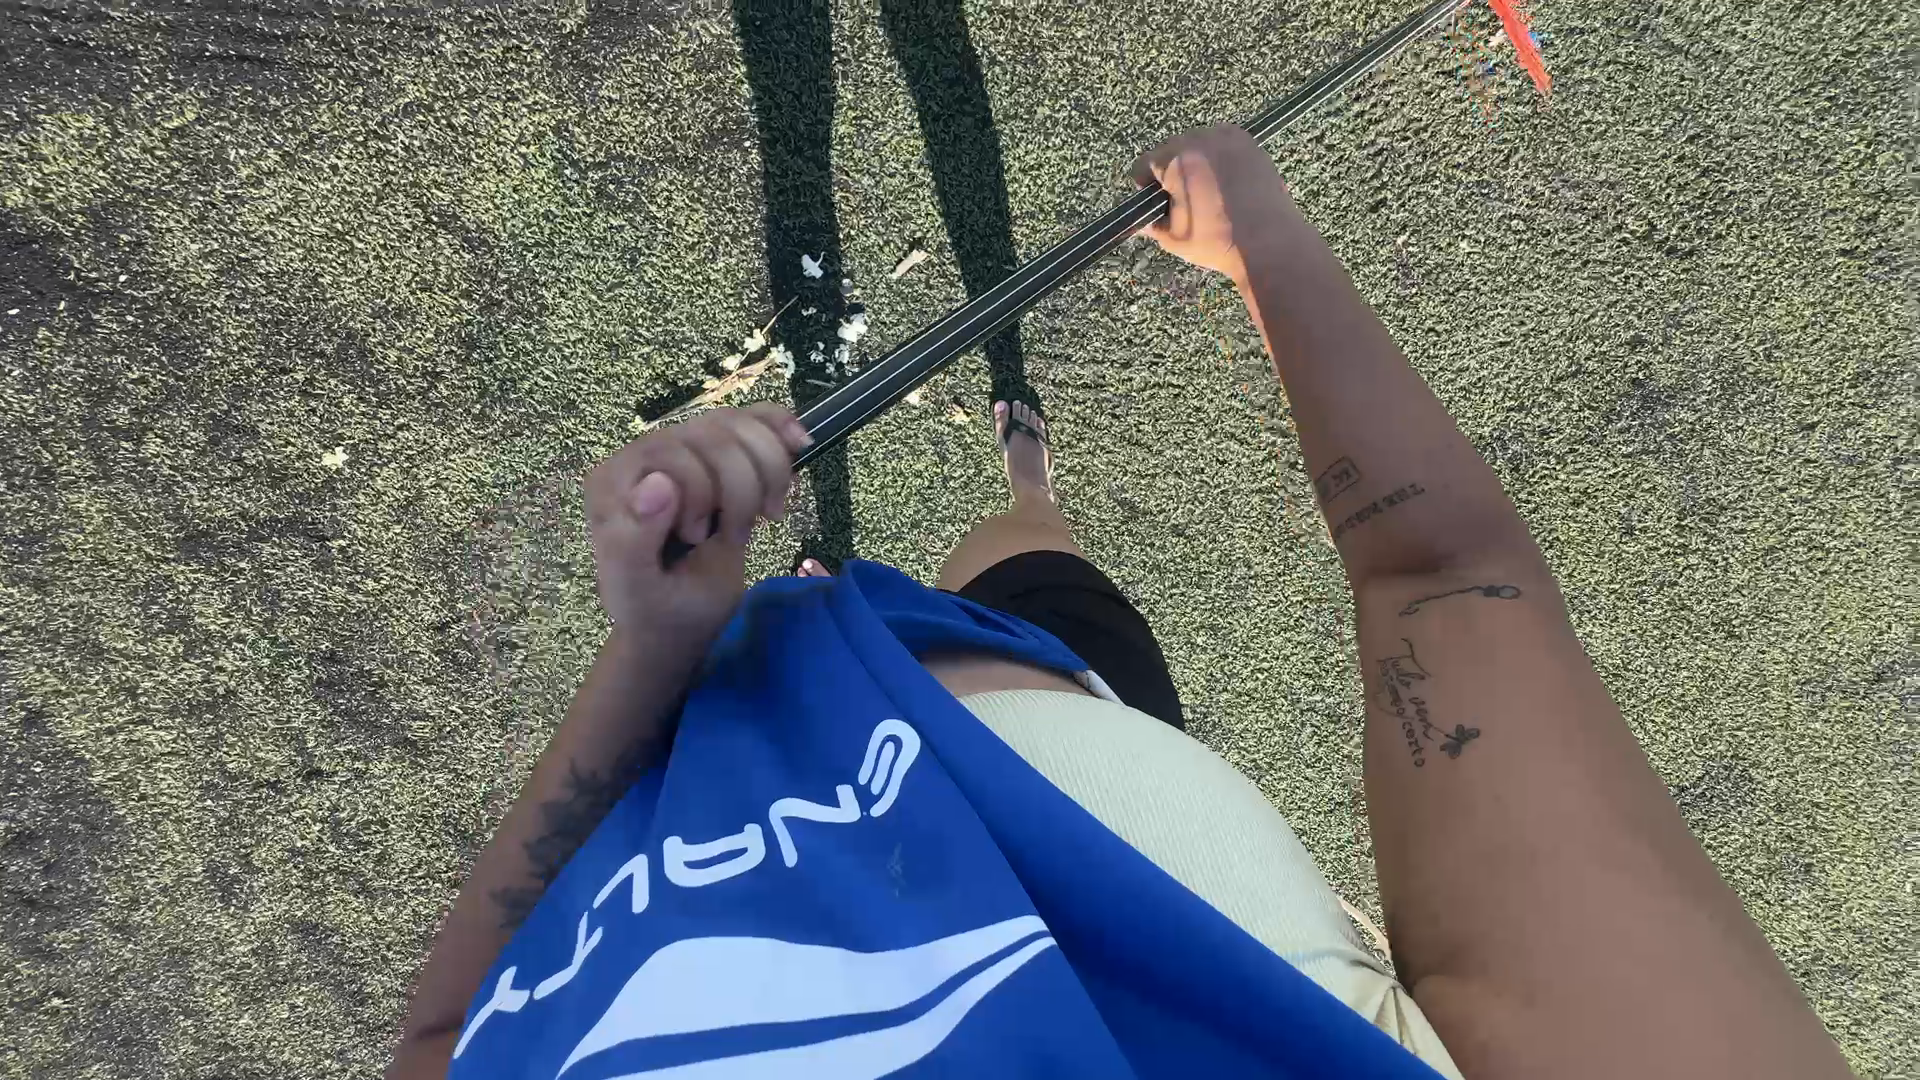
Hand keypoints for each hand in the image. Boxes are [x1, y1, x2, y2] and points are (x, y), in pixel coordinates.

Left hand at [584, 403, 810, 639]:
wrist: (682, 618)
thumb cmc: (656, 606)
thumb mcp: (638, 587)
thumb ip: (633, 538)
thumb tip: (658, 483)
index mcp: (614, 481)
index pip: (674, 453)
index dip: (703, 493)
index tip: (698, 538)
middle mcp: (647, 455)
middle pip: (715, 434)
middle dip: (741, 488)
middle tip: (736, 533)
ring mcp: (687, 449)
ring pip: (742, 426)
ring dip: (768, 471)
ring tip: (764, 514)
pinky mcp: (719, 455)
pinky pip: (756, 420)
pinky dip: (781, 430)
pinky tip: (799, 445)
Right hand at [1132, 123, 1298, 283]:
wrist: (1266, 239)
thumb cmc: (1215, 240)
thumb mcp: (1172, 238)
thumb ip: (1151, 224)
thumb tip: (1142, 220)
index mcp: (1177, 160)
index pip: (1145, 163)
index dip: (1144, 186)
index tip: (1152, 202)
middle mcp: (1202, 140)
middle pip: (1171, 149)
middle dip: (1170, 172)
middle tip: (1178, 200)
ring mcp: (1229, 138)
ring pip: (1197, 144)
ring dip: (1193, 163)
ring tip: (1202, 193)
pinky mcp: (1249, 143)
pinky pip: (1222, 145)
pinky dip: (1216, 160)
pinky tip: (1222, 185)